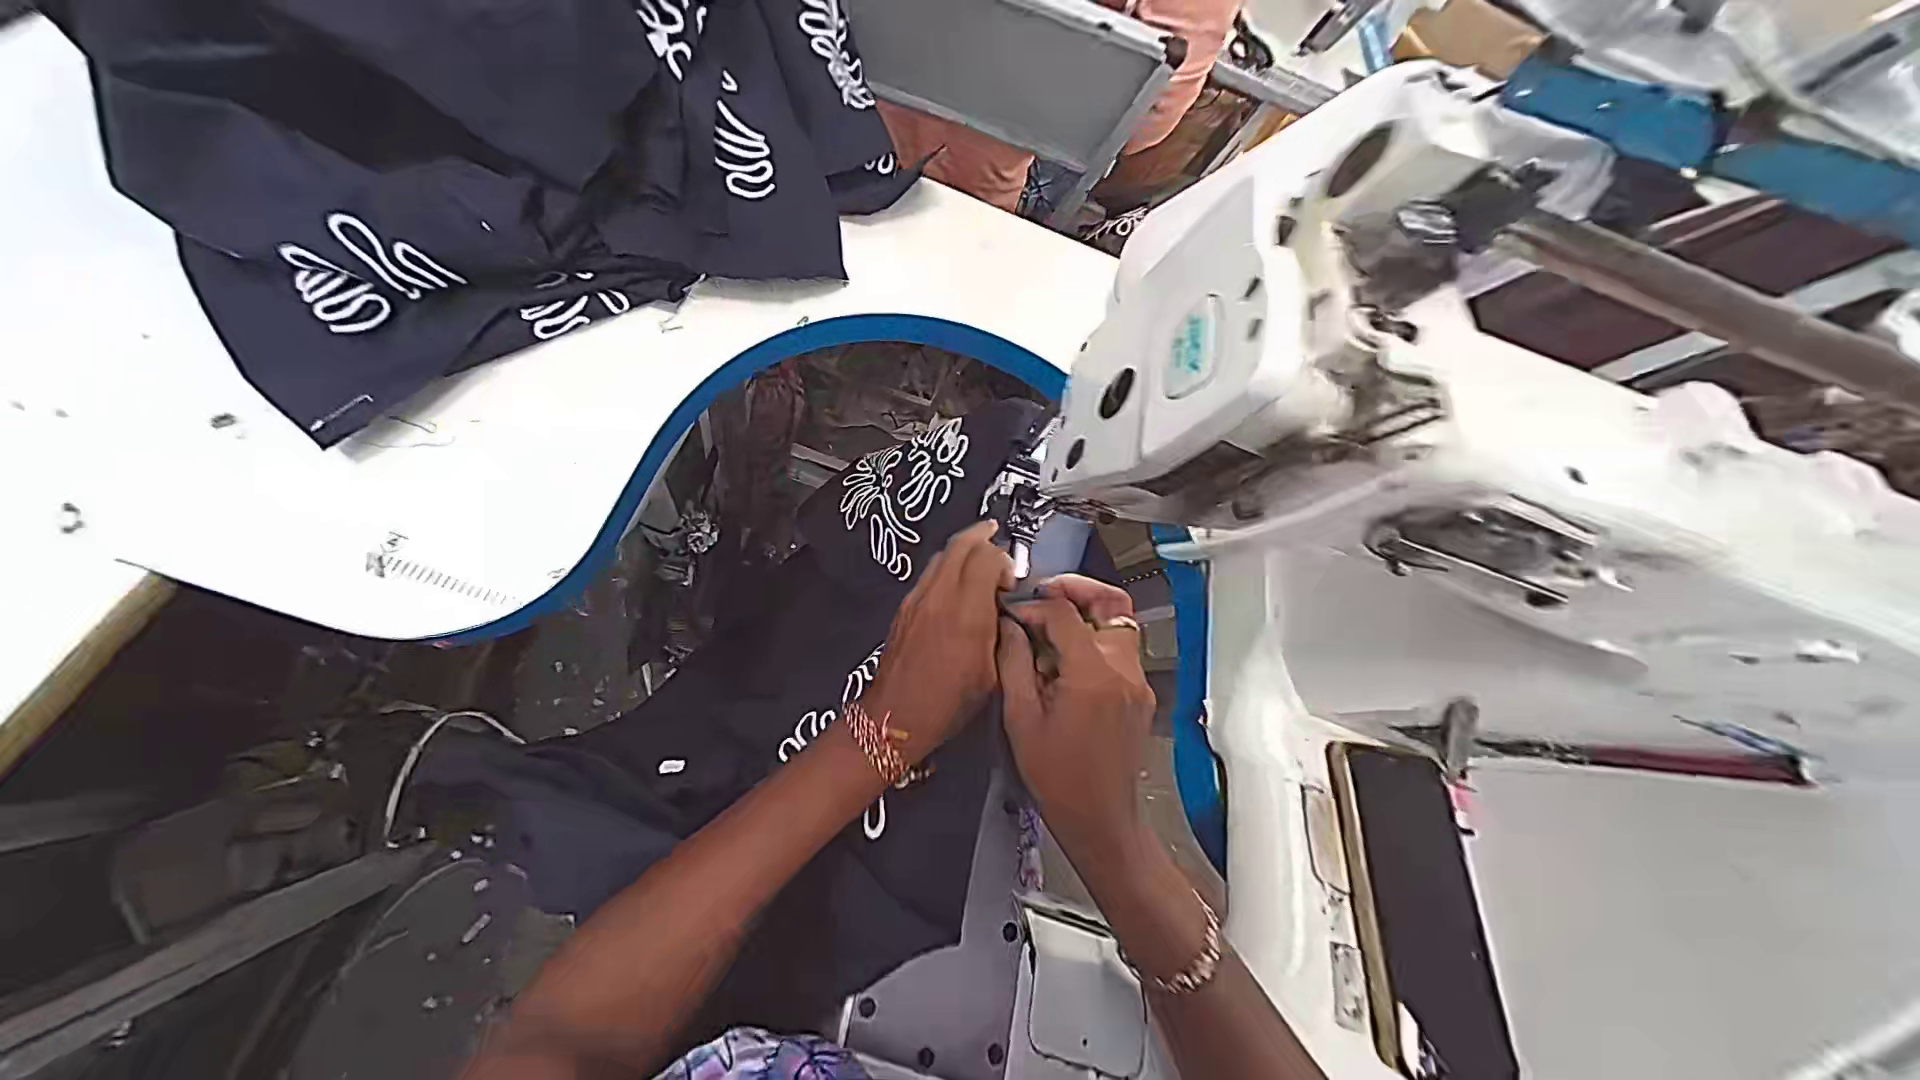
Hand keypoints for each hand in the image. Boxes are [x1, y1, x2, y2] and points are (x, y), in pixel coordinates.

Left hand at [864, 519, 1015, 763]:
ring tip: (978, 554)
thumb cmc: (949, 702)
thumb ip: (1001, 633)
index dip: (1004, 559)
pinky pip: (929, 573)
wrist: (896, 715)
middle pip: (960, 545)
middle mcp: (940, 596)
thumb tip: (1003, 609)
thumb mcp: (992, 674)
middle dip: (982, 535)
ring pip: (941, 555)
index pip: (987, 558)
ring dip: (962, 548)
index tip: (1011, 579)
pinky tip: (956, 580)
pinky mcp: (904, 606)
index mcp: (967, 613)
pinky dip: (946, 566)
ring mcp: (917, 598)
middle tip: (995, 534)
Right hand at [997, 574, 1156, 872]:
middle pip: (1110, 602)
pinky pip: (1119, 649)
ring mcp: (1136, 681)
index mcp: (1092, 674)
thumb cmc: (1058, 778)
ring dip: (1085, 613)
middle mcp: (1123, 670)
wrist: (1101, 819)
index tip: (1012, 614)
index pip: (1064, 613)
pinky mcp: (1138, 693)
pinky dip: (1093, 639)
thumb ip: (1013, 663)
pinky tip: (1064, 660)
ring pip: (1118, 622)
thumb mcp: (1021, 718)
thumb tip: (1009, 625)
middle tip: (1044, 592)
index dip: (1033, 606)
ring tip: (1050, 628)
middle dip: (1074, 589)